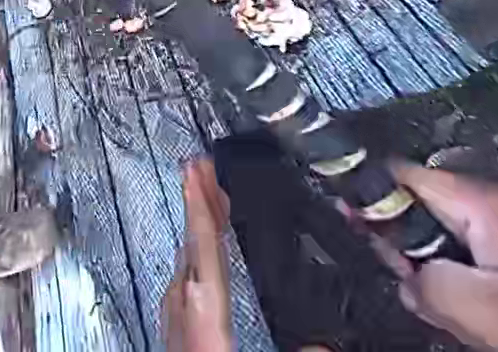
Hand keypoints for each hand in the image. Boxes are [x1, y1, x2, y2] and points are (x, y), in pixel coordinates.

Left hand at [162, 158, 234, 351]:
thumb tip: (323, 342)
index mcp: (202, 306)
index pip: (202, 241)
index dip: (199, 201)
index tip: (193, 167)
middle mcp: (183, 303)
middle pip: (193, 238)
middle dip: (199, 198)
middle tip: (203, 164)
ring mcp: (174, 314)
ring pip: (187, 255)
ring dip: (198, 221)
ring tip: (208, 196)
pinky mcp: (175, 327)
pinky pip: (185, 273)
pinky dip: (196, 248)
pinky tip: (202, 250)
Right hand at [371, 162, 497, 351]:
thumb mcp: (493, 311)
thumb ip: (433, 283)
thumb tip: (405, 277)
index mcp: (476, 201)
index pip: (399, 173)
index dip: (367, 191)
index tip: (344, 216)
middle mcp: (482, 206)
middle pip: (411, 204)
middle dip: (398, 240)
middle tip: (402, 278)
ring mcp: (495, 233)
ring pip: (431, 237)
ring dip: (422, 268)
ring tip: (434, 304)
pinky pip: (455, 259)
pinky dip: (445, 282)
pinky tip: (457, 314)